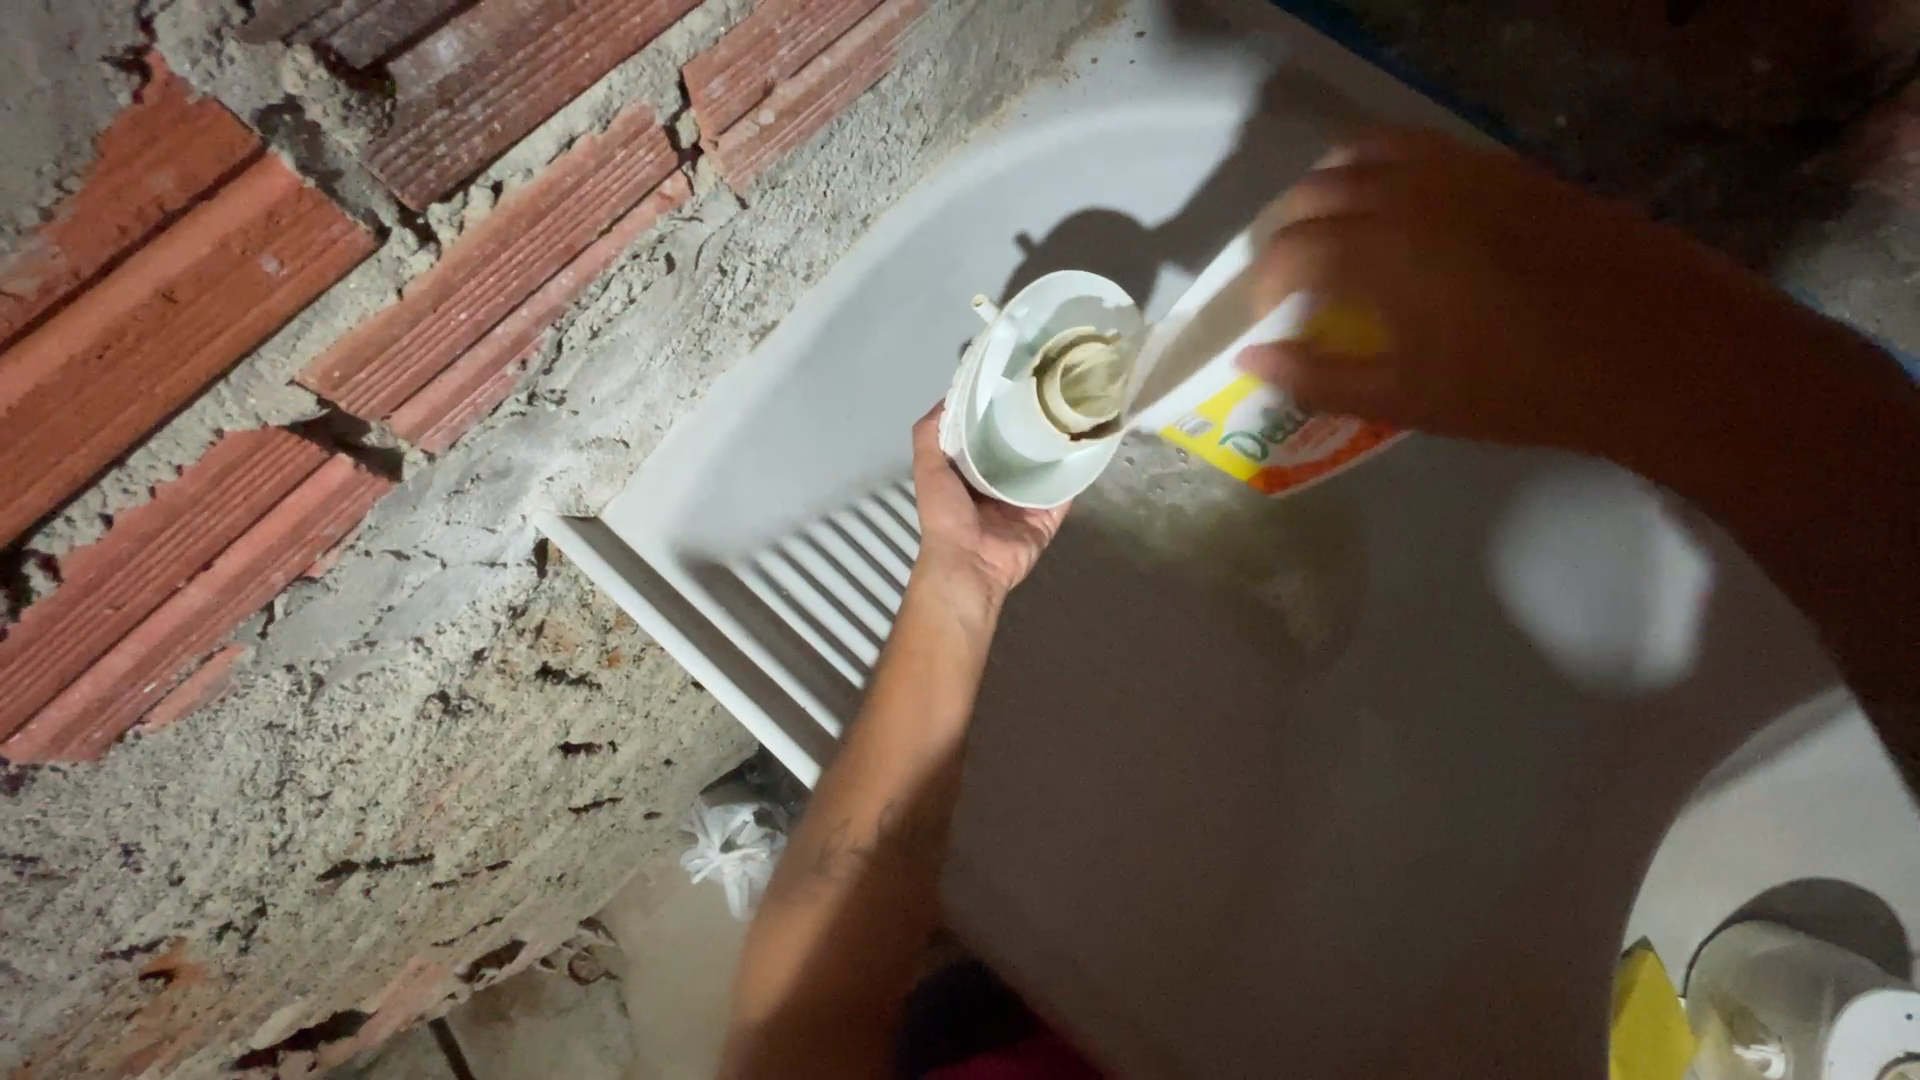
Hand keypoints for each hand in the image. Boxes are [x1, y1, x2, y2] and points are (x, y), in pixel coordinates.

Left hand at [909, 405, 1067, 603]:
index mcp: (969, 475)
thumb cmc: (945, 515)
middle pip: (1018, 450)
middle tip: (1049, 393)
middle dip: (1029, 427)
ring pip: (1044, 468)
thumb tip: (949, 397)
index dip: (994, 413)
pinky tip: (1086, 446)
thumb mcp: (927, 468)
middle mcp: (998, 486)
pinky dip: (1075, 473)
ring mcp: (1025, 502)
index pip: (986, 437)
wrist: (970, 563)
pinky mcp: (1047, 516)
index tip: (1011, 383)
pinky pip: (1064, 491)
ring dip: (1055, 446)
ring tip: (1073, 411)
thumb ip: (929, 434)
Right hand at [1234, 128, 1862, 472]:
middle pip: (1315, 190)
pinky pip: (1421, 150)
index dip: (1264, 288)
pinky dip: (1384, 173)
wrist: (1660, 351)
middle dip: (1286, 236)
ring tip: (1334, 238)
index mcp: (1380, 250)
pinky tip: (1400, 220)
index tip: (1269, 322)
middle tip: (1293, 284)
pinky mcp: (1508, 168)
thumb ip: (1314, 378)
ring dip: (1330, 191)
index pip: (1289, 249)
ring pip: (1366, 151)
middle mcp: (1412, 192)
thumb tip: (1250, 361)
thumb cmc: (1516, 386)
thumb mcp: (1401, 398)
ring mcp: (1465, 170)